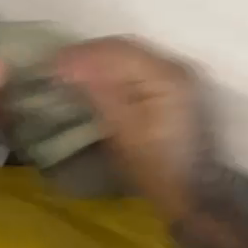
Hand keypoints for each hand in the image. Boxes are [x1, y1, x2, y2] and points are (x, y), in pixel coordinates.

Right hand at [58, 36, 220, 221]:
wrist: (194, 199)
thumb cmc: (157, 171)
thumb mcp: (123, 133)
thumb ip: (97, 92)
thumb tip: (66, 66)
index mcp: (165, 75)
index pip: (116, 51)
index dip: (81, 54)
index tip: (53, 64)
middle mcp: (174, 66)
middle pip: (122, 47)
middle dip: (87, 54)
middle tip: (57, 66)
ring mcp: (175, 75)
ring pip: (128, 54)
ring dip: (97, 60)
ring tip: (69, 70)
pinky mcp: (171, 87)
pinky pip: (135, 65)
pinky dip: (111, 68)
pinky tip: (93, 78)